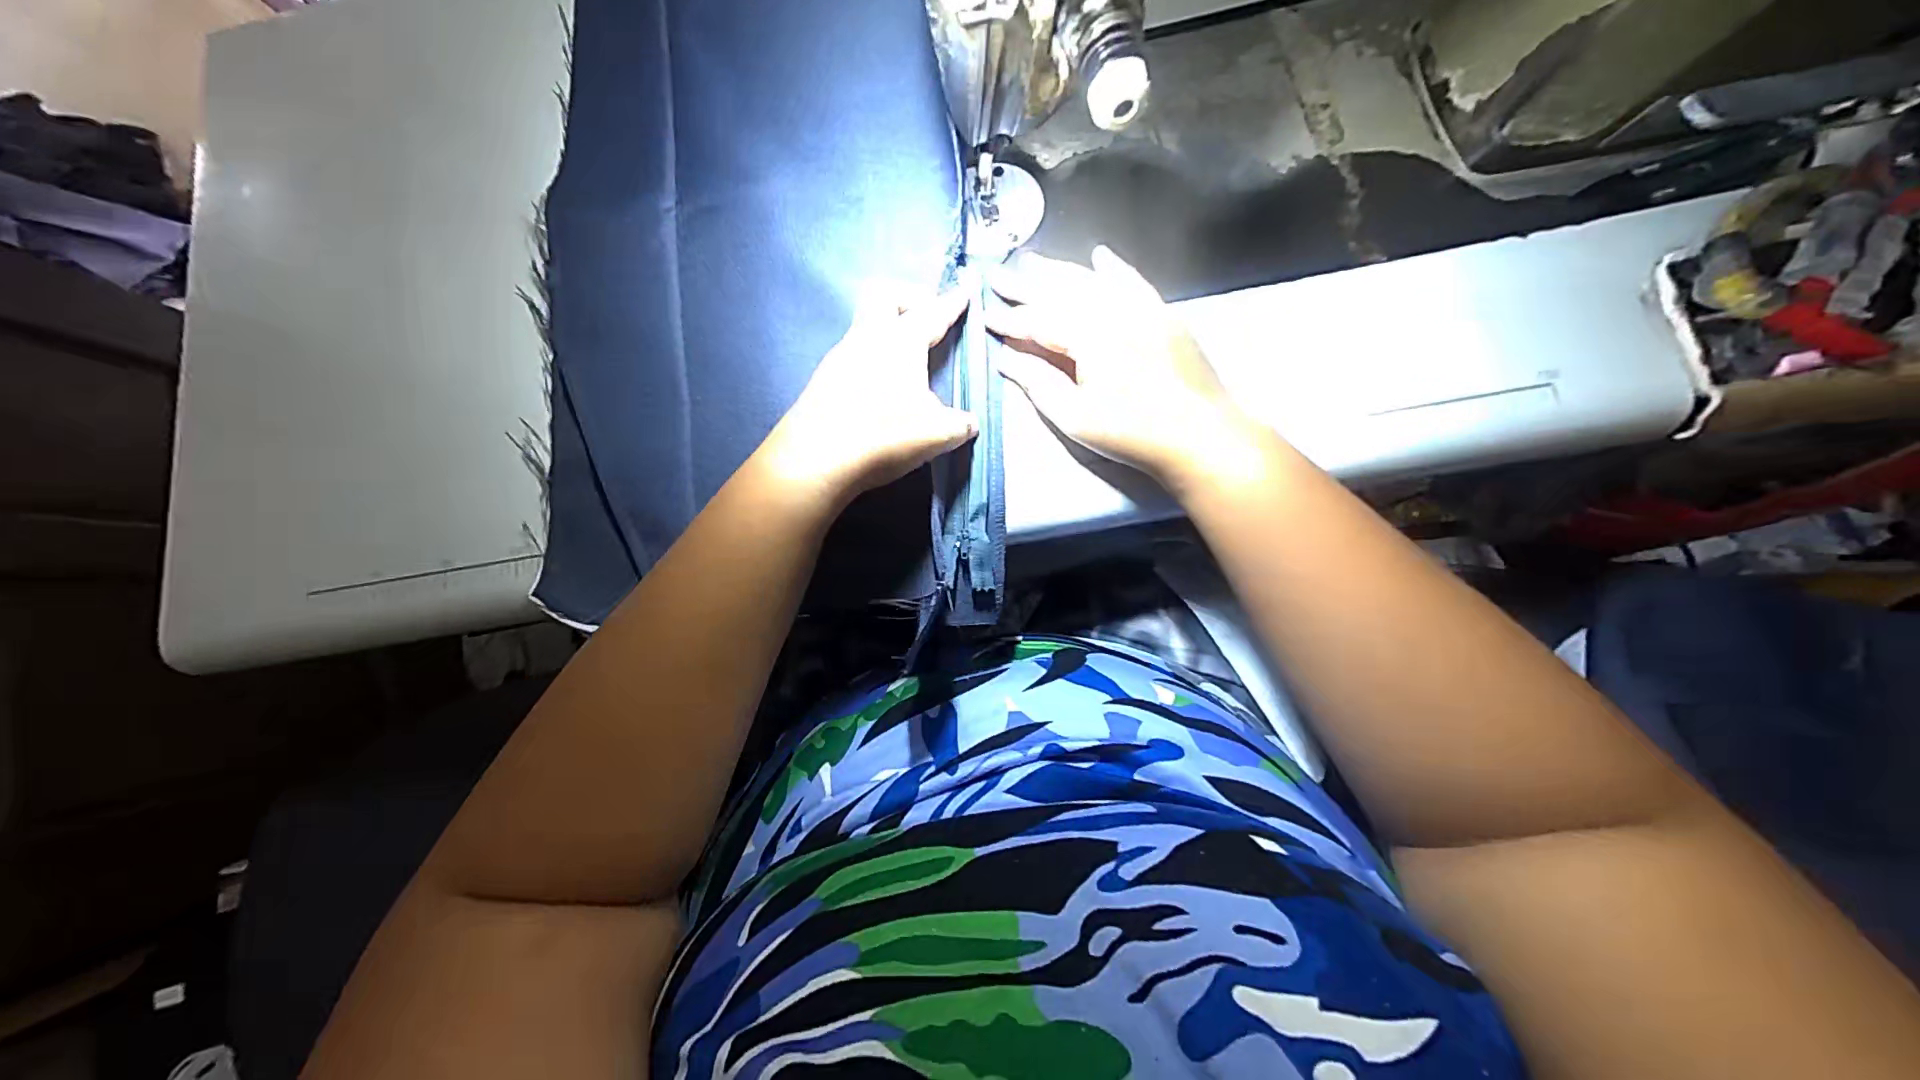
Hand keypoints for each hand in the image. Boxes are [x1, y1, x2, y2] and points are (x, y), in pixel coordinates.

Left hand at [758, 284, 976, 505]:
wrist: (815, 460)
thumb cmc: (883, 436)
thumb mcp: (937, 434)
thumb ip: (959, 425)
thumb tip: (969, 423)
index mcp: (900, 340)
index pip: (932, 312)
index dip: (952, 302)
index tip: (965, 290)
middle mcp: (867, 338)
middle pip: (884, 295)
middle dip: (909, 299)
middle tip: (927, 322)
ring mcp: (840, 357)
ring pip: (865, 327)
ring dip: (888, 335)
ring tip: (907, 364)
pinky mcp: (823, 381)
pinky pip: (854, 355)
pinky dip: (873, 361)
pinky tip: (882, 390)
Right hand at [985, 246, 1264, 491]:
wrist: (1201, 435)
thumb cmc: (1132, 433)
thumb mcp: (1075, 417)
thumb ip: (1038, 382)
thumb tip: (1006, 357)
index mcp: (1088, 337)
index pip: (1038, 321)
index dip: (1010, 319)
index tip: (986, 315)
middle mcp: (1114, 311)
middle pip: (1061, 291)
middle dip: (1026, 284)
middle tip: (997, 276)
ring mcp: (1142, 308)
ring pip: (1094, 281)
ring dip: (1060, 271)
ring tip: (1032, 262)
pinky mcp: (1164, 314)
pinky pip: (1133, 282)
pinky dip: (1114, 268)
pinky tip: (1100, 256)